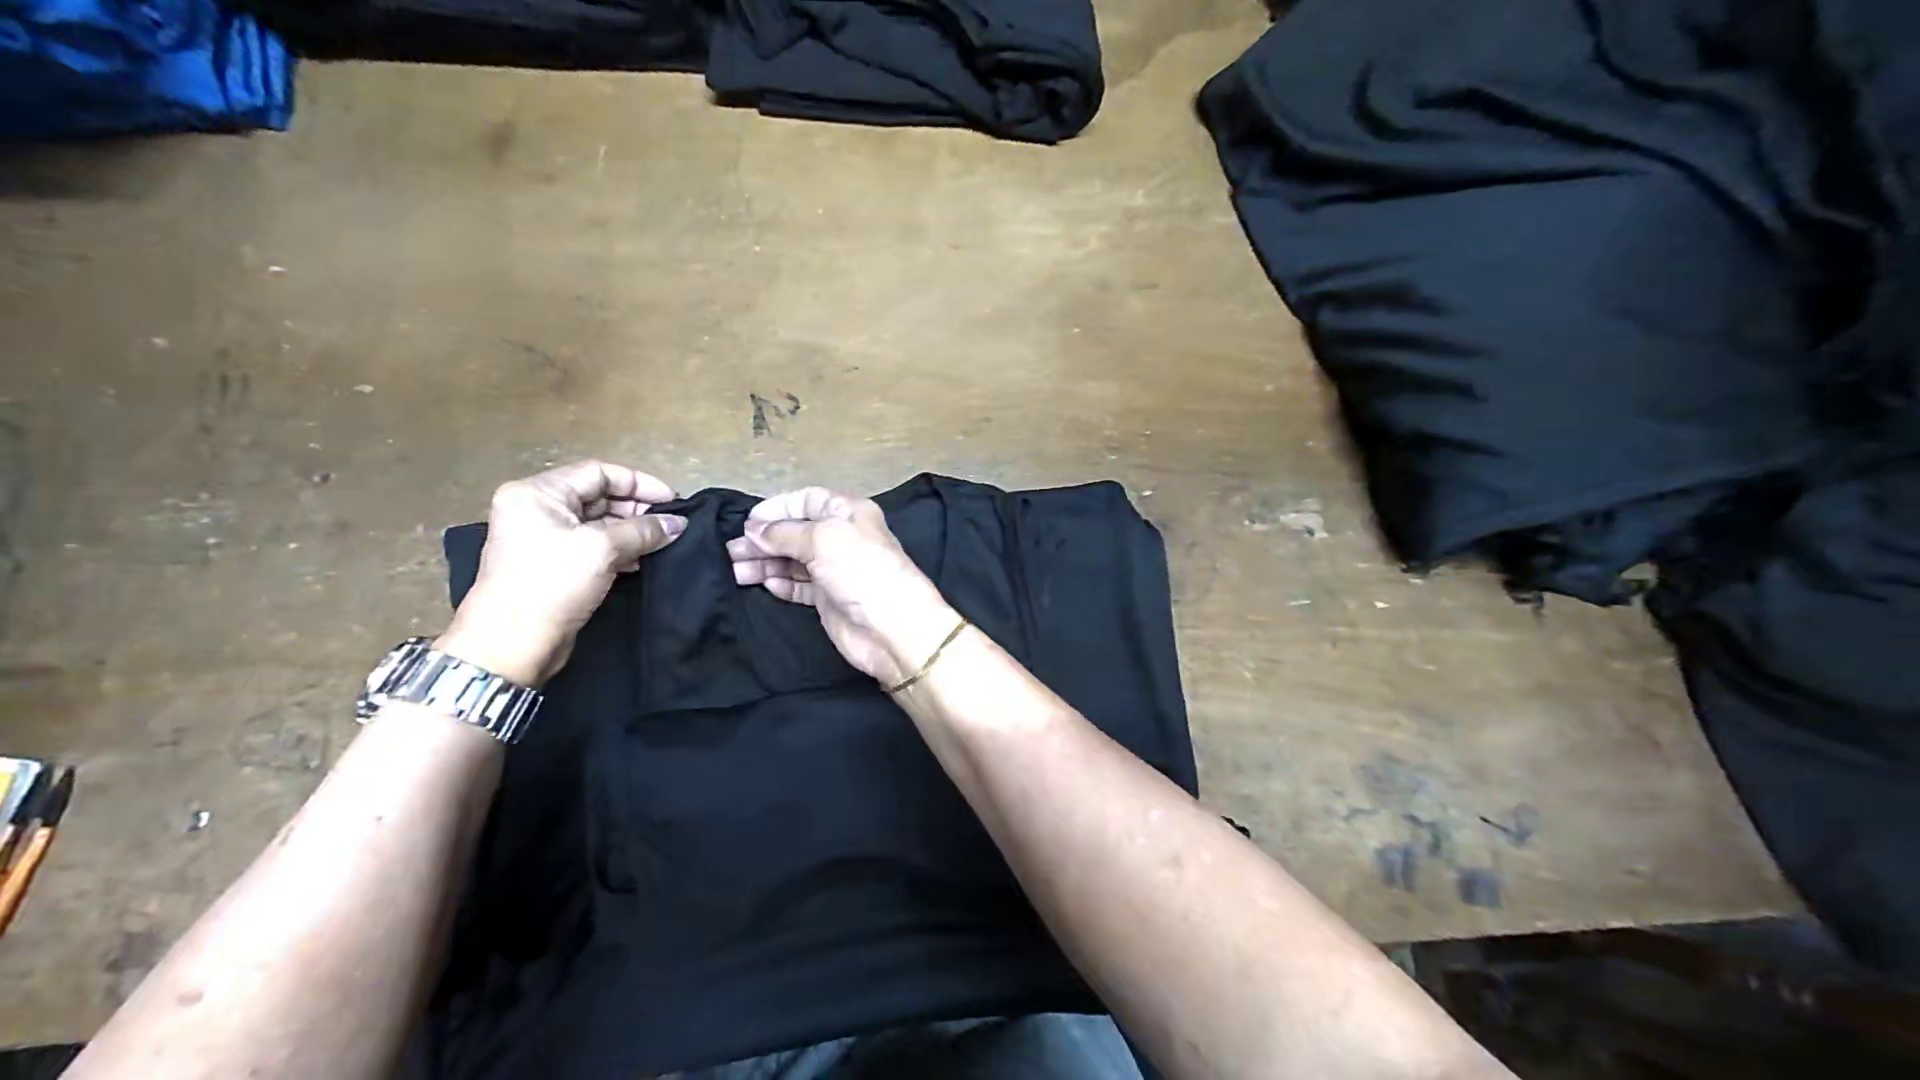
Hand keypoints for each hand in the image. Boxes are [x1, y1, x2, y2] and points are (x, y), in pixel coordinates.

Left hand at [439, 460, 685, 684]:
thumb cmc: (551, 583)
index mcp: (538, 493)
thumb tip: (679, 523)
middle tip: (671, 525)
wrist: (512, 644)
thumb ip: (644, 530)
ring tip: (663, 543)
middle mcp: (538, 509)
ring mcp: (545, 538)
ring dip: (633, 531)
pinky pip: (594, 546)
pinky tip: (642, 560)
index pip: (598, 472)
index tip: (673, 501)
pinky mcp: (555, 565)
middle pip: (599, 496)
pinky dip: (620, 550)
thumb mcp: (602, 549)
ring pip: (599, 523)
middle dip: (638, 509)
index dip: (639, 483)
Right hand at [727, 487, 958, 685]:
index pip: (806, 500)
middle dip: (764, 539)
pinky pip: (799, 586)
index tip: (747, 522)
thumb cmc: (862, 572)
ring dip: (765, 563)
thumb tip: (755, 531)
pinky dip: (781, 583)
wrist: (892, 628)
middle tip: (732, 552)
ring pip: (793, 560)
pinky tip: (764, 584)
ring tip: (736, 571)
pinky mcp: (829, 599)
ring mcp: (835, 570)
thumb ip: (785, 533)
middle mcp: (841, 537)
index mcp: (847, 512)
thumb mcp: (822, 539)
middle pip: (795, 531)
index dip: (776, 508)